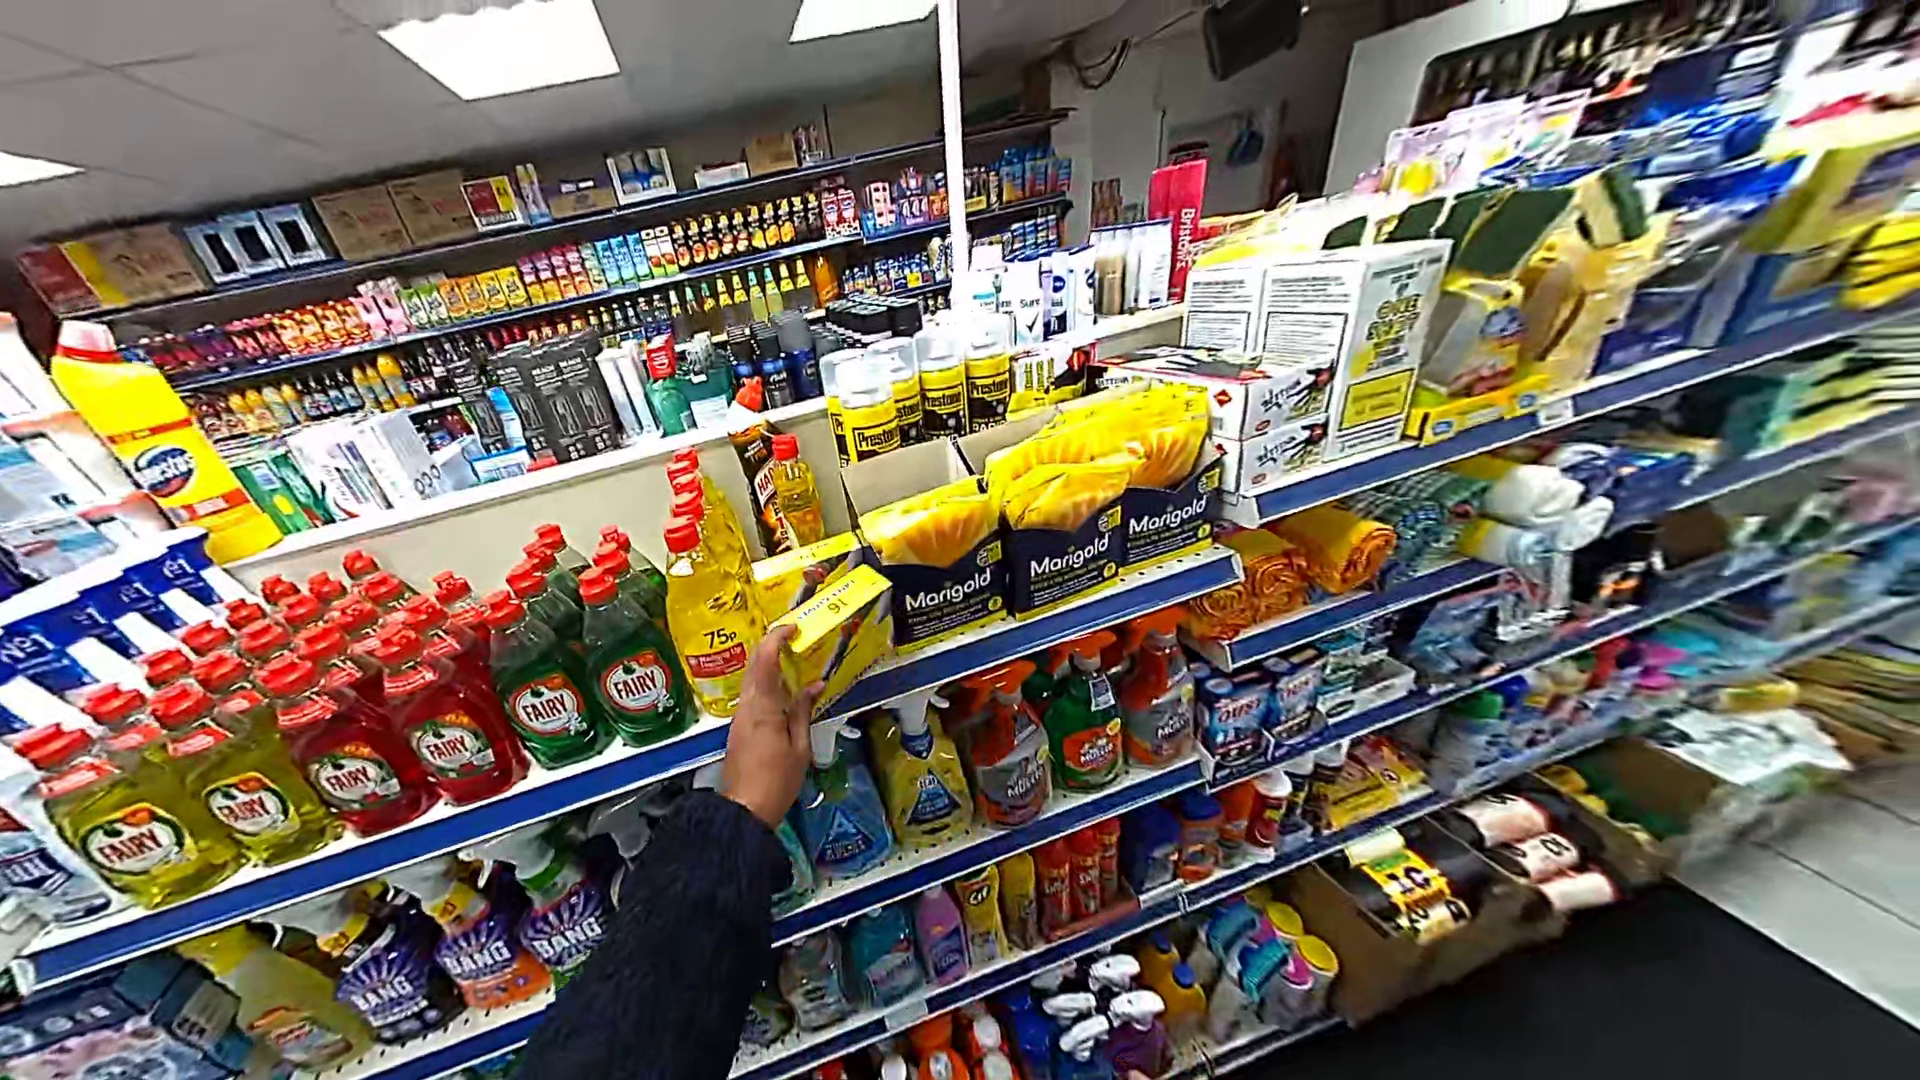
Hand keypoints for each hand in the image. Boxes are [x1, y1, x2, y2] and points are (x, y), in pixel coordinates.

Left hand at [722, 624, 821, 827]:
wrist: (743, 811)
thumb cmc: (777, 781)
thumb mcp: (800, 748)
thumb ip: (804, 712)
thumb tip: (815, 685)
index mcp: (763, 708)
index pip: (765, 661)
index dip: (777, 638)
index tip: (794, 628)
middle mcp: (747, 706)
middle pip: (754, 664)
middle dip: (771, 644)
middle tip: (794, 637)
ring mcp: (739, 716)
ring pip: (752, 678)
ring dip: (768, 662)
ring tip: (793, 658)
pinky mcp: (739, 726)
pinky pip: (752, 693)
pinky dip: (767, 681)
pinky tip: (783, 688)